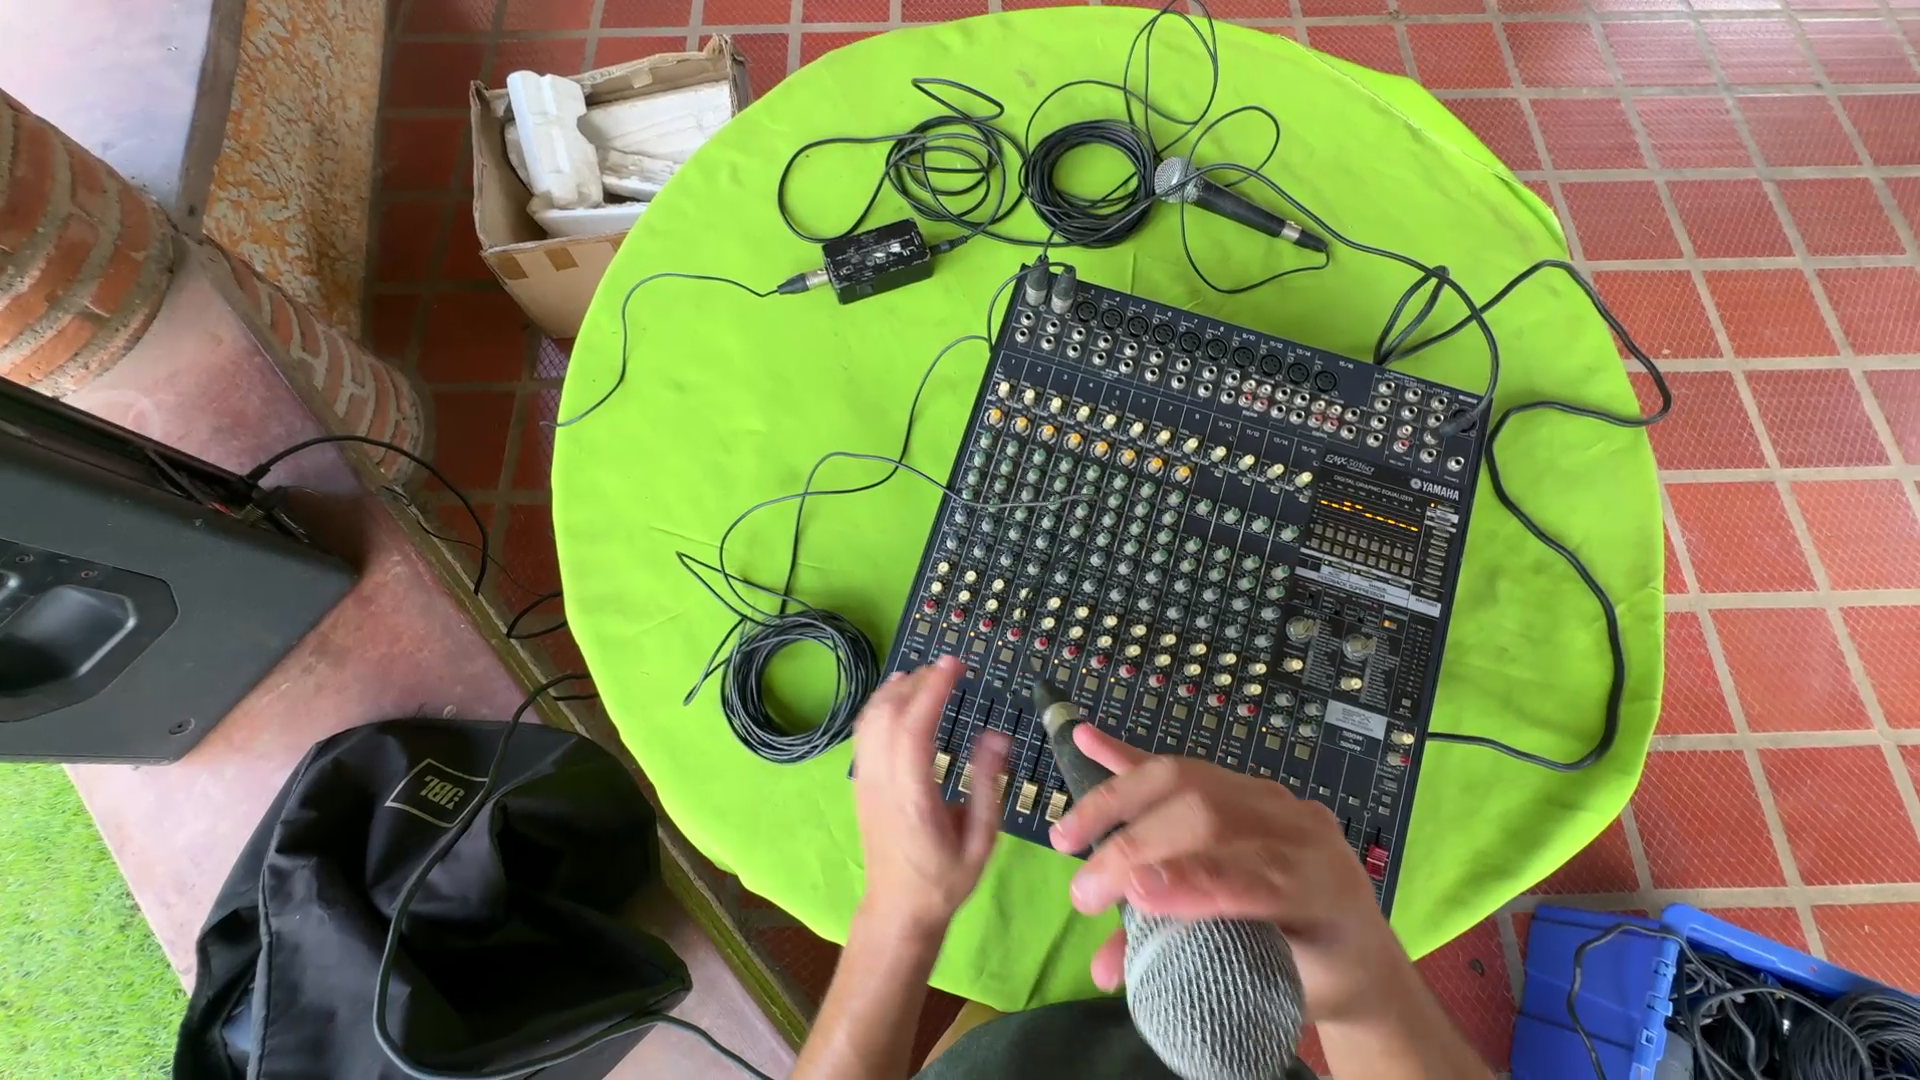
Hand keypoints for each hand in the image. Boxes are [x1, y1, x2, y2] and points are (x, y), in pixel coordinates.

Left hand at [851, 655, 1010, 934]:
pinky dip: (880, 703)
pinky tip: (898, 695)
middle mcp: (882, 780)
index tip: (955, 664)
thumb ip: (987, 784)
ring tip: (926, 673)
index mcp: (913, 795)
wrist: (898, 908)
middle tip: (949, 665)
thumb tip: (998, 735)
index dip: (933, 689)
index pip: (915, 727)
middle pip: (890, 714)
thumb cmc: (945, 878)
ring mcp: (865, 779)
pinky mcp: (860, 781)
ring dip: (896, 689)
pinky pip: (864, 731)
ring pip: (871, 718)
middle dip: (919, 680)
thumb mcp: (980, 838)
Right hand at [1048, 724, 1407, 1023]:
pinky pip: (1179, 765)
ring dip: (1116, 801)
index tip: (1135, 893)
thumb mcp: (1265, 985)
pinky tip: (1085, 736)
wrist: (1355, 941)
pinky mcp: (1237, 782)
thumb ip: (1188, 966)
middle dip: (1135, 849)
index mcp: (1319, 887)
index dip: (1193, 880)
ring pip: (1184, 781)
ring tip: (1067, 834)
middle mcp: (1296, 830)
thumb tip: (1101, 971)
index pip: (1253, 876)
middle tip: (1083, 893)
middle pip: (1206, 819)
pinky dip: (1125, 753)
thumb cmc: (1312, 973)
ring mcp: (1266, 797)